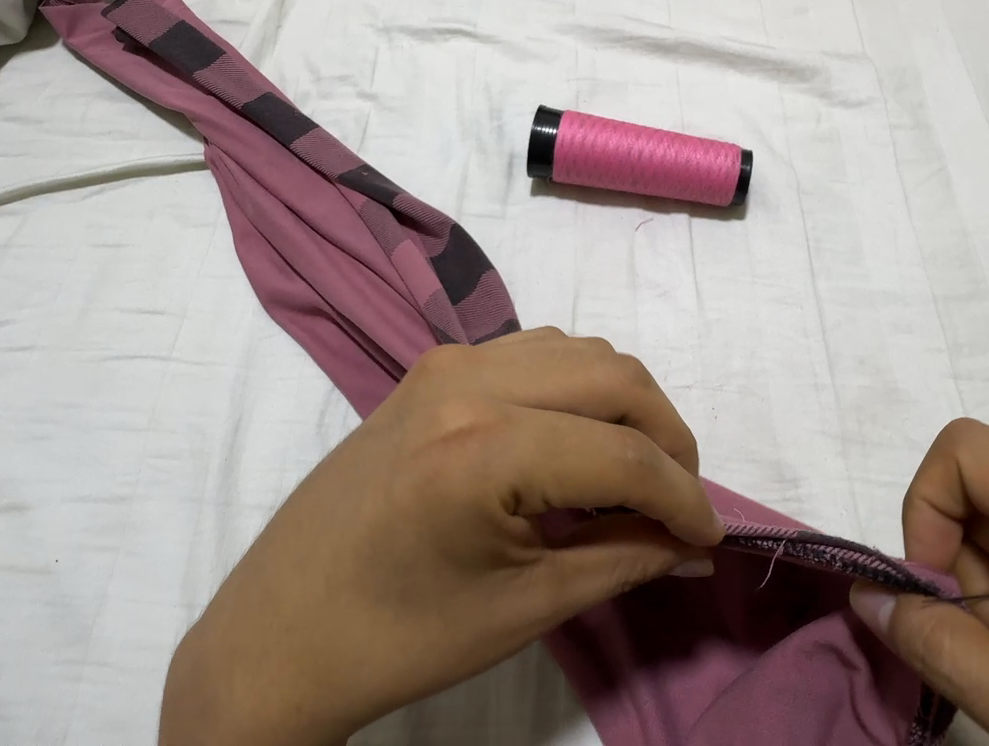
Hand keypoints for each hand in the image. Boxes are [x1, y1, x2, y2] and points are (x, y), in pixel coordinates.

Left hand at [160, 328, 723, 745]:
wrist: (279, 630)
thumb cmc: (398, 636)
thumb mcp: (525, 606)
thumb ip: (624, 559)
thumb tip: (697, 545)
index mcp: (482, 449)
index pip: (623, 456)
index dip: (683, 498)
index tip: (710, 538)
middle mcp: (468, 381)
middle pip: (616, 379)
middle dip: (669, 438)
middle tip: (680, 502)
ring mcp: (447, 363)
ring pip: (581, 352)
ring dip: (627, 405)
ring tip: (635, 472)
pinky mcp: (434, 367)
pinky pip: (537, 352)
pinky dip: (581, 387)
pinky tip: (578, 440)